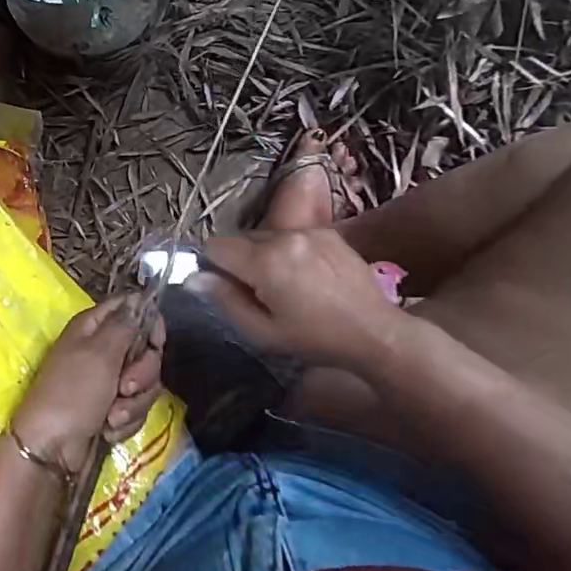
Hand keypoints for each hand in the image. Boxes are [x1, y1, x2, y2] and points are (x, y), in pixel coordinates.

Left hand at [10, 294, 165, 472]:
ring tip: (111, 417)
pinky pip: (136, 406)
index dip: (150, 323)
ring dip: (133, 403)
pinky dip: (126, 420)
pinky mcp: (112, 407)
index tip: (156, 343)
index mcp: (94, 326)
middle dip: (142, 373)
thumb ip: (125, 324)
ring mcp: (107, 380)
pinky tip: (107, 429)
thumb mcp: (100, 353)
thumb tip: (139, 301)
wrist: (50, 449)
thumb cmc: (72, 393)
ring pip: (144, 382)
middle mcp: (102, 348)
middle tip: (124, 387)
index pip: (133, 308)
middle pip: (145, 349)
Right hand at [188, 229, 410, 366]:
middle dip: (239, 260)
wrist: (375, 332)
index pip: (215, 245)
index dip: (213, 266)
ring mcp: (309, 231)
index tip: (226, 287)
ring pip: (266, 235)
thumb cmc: (315, 339)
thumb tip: (194, 278)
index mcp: (265, 261)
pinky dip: (288, 250)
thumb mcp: (263, 332)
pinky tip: (305, 276)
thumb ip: (225, 301)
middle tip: (256, 292)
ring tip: (284, 285)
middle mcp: (284, 236)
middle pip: (240, 238)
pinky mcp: (328, 232)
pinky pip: (292, 235)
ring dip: (263, 254)